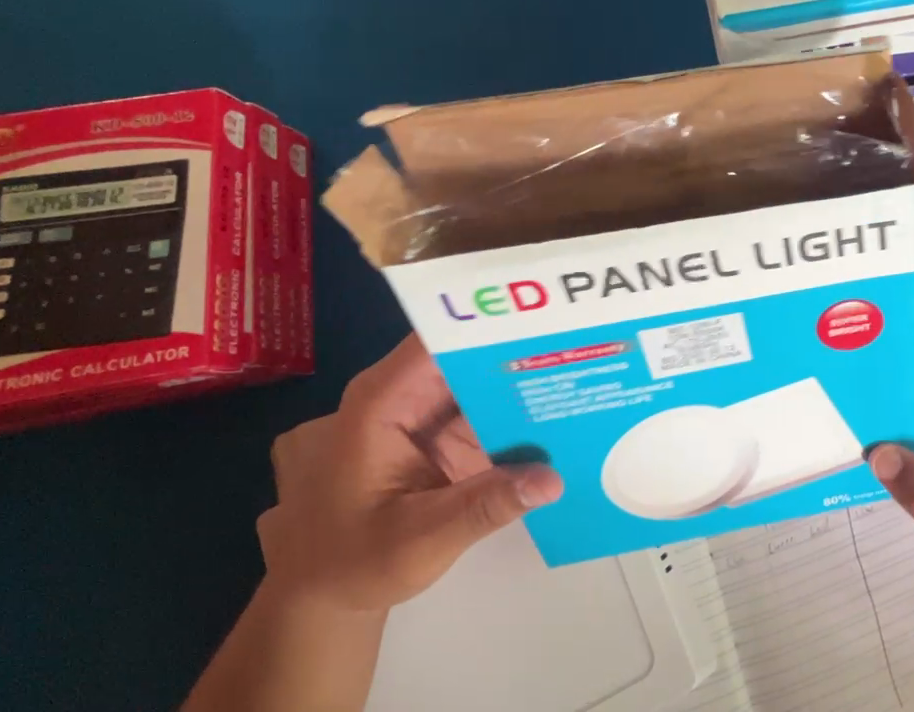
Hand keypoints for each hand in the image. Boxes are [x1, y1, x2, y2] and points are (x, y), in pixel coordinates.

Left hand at [255, 333, 563, 612]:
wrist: (324, 597)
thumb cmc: (353, 564)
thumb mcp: (419, 540)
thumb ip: (485, 506)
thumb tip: (553, 480)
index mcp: (384, 402)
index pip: (440, 340)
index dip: (490, 323)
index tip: (548, 315)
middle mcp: (406, 394)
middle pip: (472, 352)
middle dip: (525, 347)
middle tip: (587, 344)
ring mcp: (428, 413)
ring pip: (487, 377)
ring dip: (531, 377)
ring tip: (590, 368)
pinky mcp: (446, 434)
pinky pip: (491, 408)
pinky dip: (525, 410)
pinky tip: (571, 406)